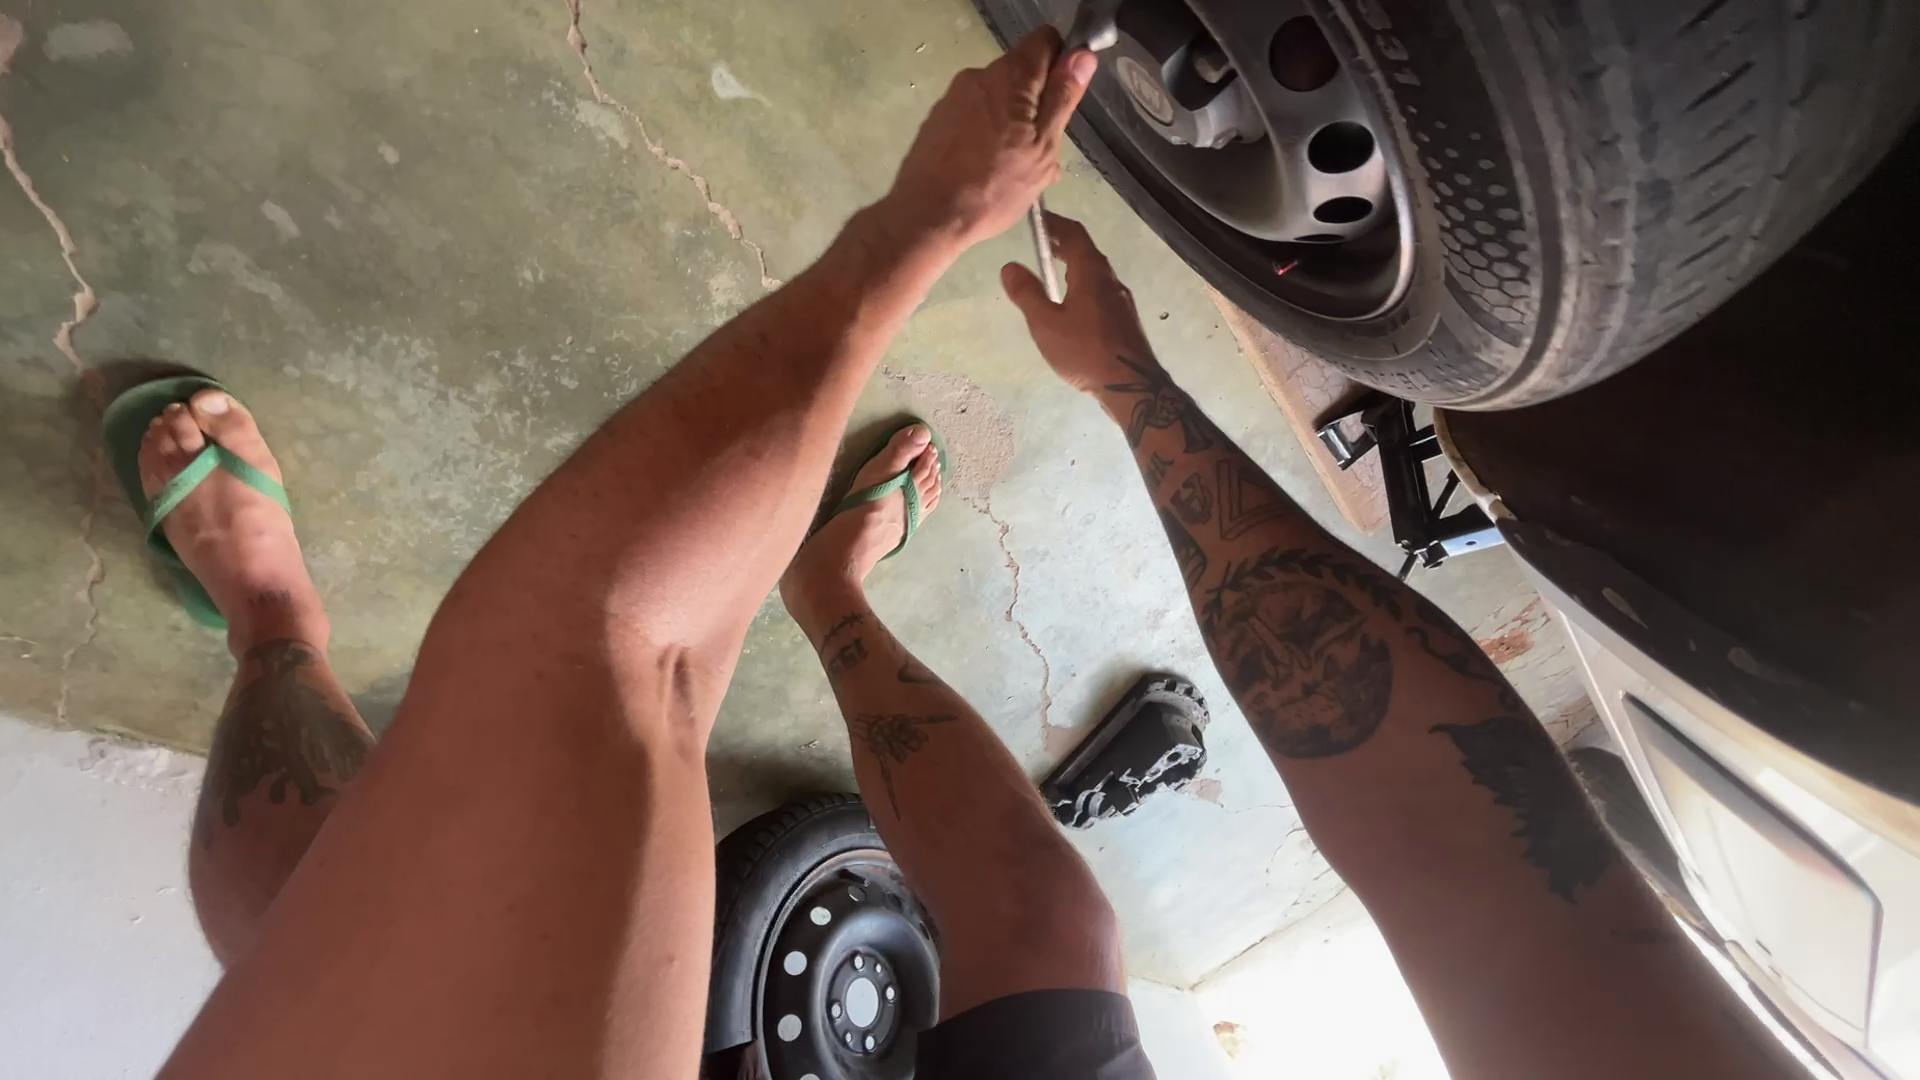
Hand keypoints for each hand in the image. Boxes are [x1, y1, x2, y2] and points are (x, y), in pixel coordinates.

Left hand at [881, 29, 1095, 250]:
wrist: (927, 216)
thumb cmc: (992, 188)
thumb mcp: (1042, 150)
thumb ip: (1062, 99)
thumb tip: (1083, 55)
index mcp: (1010, 76)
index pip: (1046, 42)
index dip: (1062, 65)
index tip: (1063, 103)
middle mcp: (979, 76)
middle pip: (1020, 77)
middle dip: (1035, 108)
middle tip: (1038, 155)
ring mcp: (953, 99)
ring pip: (997, 103)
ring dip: (1011, 129)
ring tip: (1012, 173)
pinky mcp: (937, 122)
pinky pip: (973, 121)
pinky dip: (986, 140)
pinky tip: (987, 175)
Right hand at [1002, 212, 1159, 392]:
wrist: (1130, 384)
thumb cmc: (1085, 352)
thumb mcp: (1046, 324)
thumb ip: (1027, 294)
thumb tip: (1009, 267)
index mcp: (1091, 272)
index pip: (1074, 234)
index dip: (1055, 224)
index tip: (1038, 221)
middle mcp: (1110, 280)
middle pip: (1086, 253)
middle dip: (1063, 246)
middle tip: (1041, 247)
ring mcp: (1120, 302)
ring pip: (1094, 275)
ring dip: (1073, 269)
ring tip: (1052, 277)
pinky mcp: (1123, 322)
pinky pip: (1100, 295)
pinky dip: (1082, 289)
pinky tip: (1072, 309)